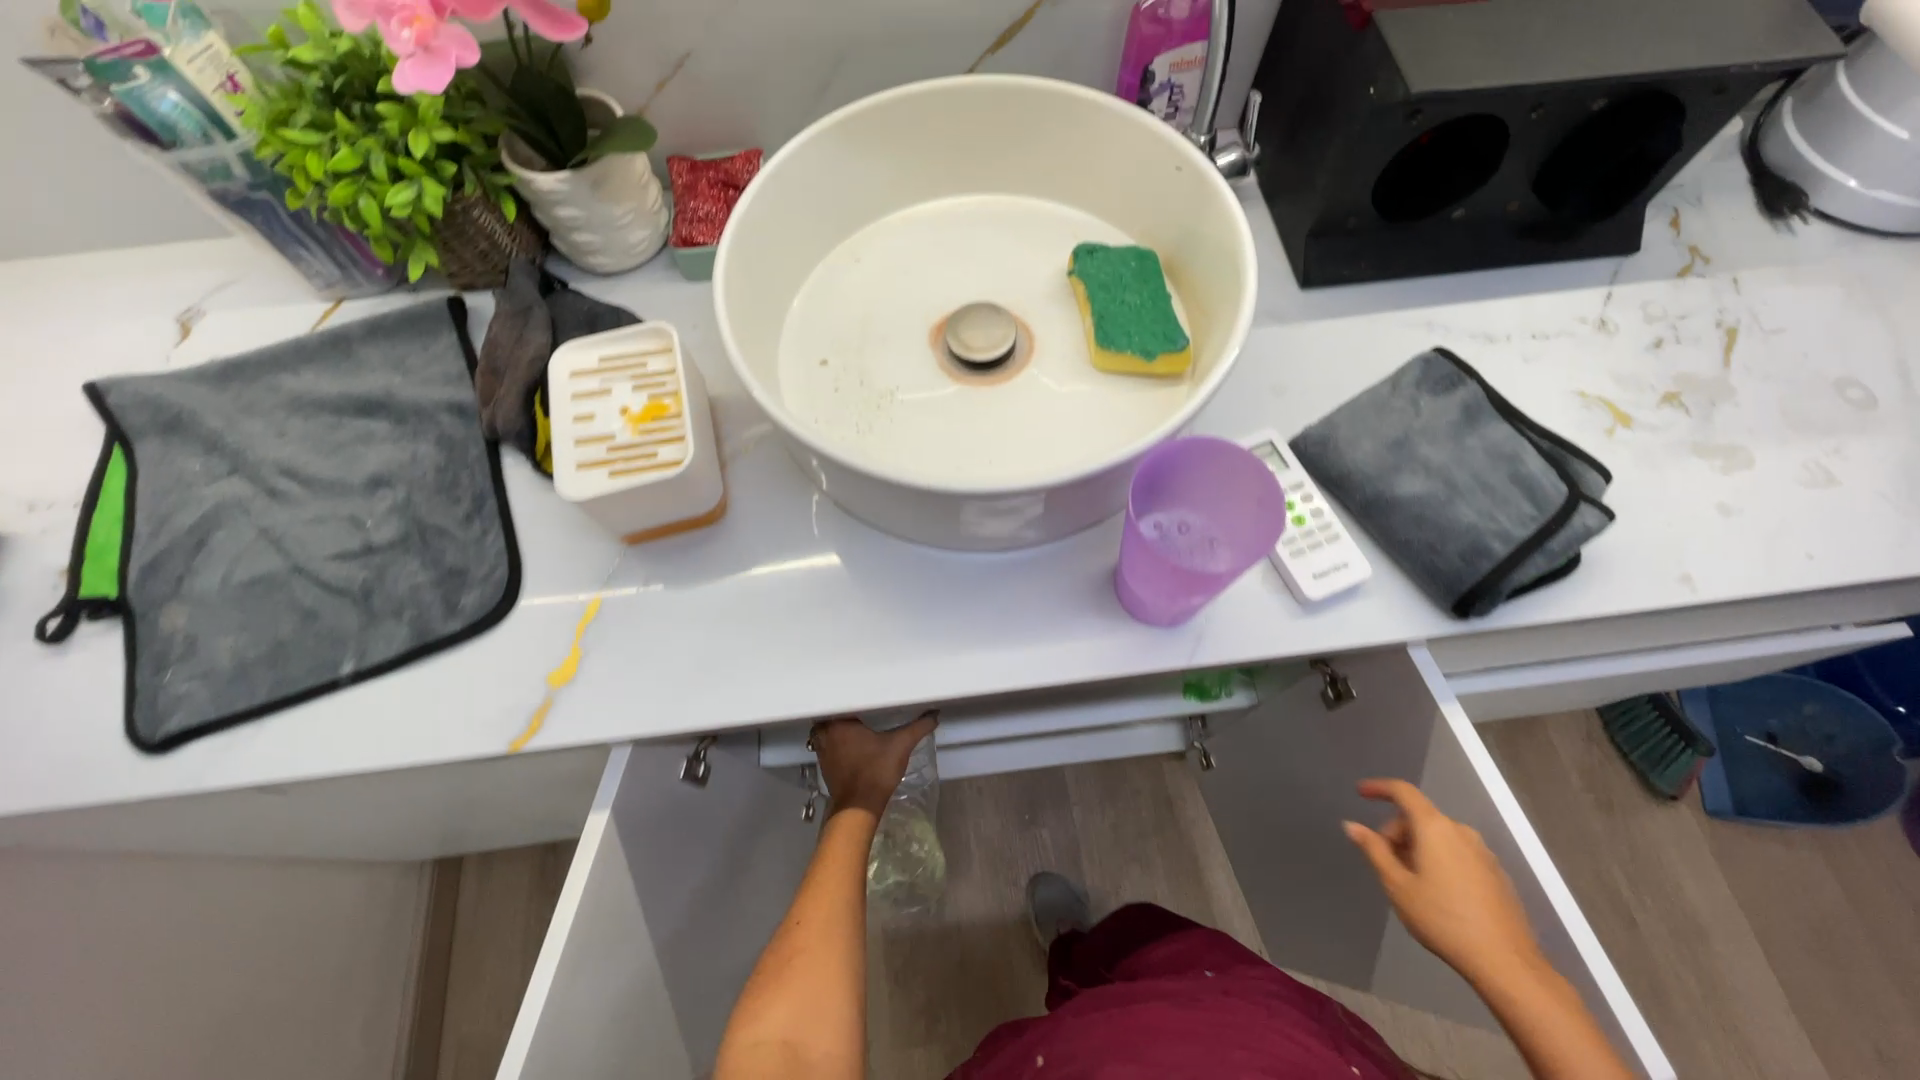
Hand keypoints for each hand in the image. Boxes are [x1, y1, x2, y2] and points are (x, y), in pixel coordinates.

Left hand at [809, 712, 937, 816]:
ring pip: (825, 734)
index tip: (865, 704)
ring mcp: (823, 753)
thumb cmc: (877, 771)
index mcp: (840, 724)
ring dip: (836, 732)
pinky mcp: (824, 768)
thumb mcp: (901, 745)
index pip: (842, 704)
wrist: (860, 806)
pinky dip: (835, 747)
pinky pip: (827, 749)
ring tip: (854, 730)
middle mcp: (826, 735)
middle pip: (830, 717)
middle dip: (842, 716)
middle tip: (860, 715)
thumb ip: (918, 727)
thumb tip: (934, 715)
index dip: (852, 702)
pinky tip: (850, 749)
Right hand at [1344, 778, 1543, 988]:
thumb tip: (1352, 825)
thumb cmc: (1441, 918)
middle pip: (1419, 818)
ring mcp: (1483, 852)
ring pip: (1439, 837)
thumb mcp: (1397, 885)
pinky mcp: (1496, 873)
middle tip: (1386, 867)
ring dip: (1418, 849)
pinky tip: (1439, 895)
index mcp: (1435, 828)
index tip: (1360, 793)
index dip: (1379, 788)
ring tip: (1411, 885)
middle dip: (1396, 833)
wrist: (1504, 960)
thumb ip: (1374, 850)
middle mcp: (1461, 832)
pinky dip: (1439, 860)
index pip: (1404, 792)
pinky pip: (1458, 853)